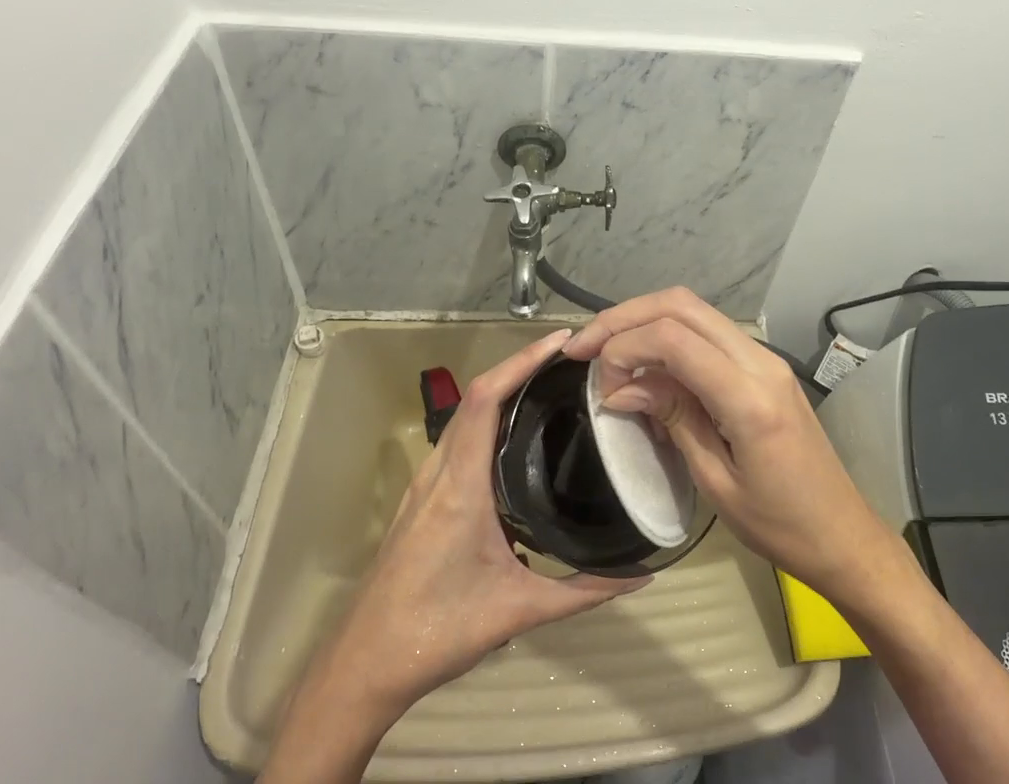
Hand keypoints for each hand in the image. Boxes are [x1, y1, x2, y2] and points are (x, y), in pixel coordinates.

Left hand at [320, 328, 649, 710]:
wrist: (365, 663)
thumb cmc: (438, 631)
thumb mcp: (519, 611)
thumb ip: (584, 591)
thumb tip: (643, 575)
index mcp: (460, 487)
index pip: (487, 400)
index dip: (521, 362)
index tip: (562, 343)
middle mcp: (438, 474)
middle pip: (475, 399)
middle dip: (518, 369)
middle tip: (569, 362)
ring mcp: (423, 487)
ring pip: (462, 421)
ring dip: (500, 393)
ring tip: (549, 389)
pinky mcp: (420, 502)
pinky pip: (455, 444)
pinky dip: (485, 423)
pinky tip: (515, 441)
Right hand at [562, 288, 905, 596]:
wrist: (844, 536)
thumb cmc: (781, 526)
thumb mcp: (717, 482)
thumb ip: (673, 420)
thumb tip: (621, 388)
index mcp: (749, 397)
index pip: (674, 338)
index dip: (623, 346)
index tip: (593, 379)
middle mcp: (761, 362)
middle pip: (682, 306)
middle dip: (625, 318)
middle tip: (583, 348)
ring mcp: (767, 360)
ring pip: (695, 312)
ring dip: (645, 324)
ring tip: (605, 356)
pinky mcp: (766, 369)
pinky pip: (710, 335)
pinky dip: (669, 340)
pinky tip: (645, 370)